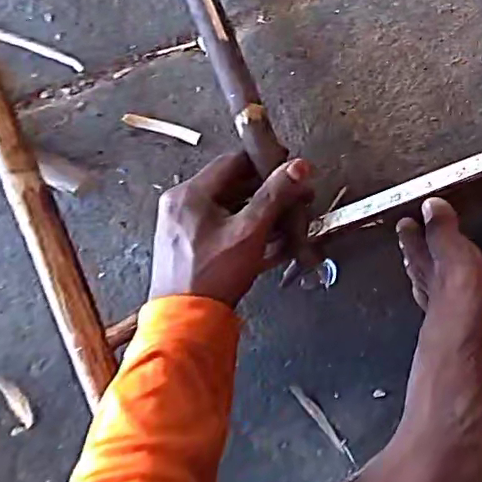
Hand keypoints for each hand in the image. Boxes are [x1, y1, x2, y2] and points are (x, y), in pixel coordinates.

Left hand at [149, 152, 313, 307]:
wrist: (186, 322)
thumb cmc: (213, 274)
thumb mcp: (251, 229)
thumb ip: (275, 193)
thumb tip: (298, 165)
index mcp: (189, 195)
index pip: (236, 160)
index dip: (268, 161)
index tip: (293, 172)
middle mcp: (183, 204)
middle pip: (237, 182)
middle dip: (272, 190)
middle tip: (298, 198)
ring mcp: (186, 224)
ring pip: (235, 203)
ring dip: (266, 209)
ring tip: (291, 221)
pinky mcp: (193, 241)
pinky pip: (228, 222)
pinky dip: (251, 225)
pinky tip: (274, 239)